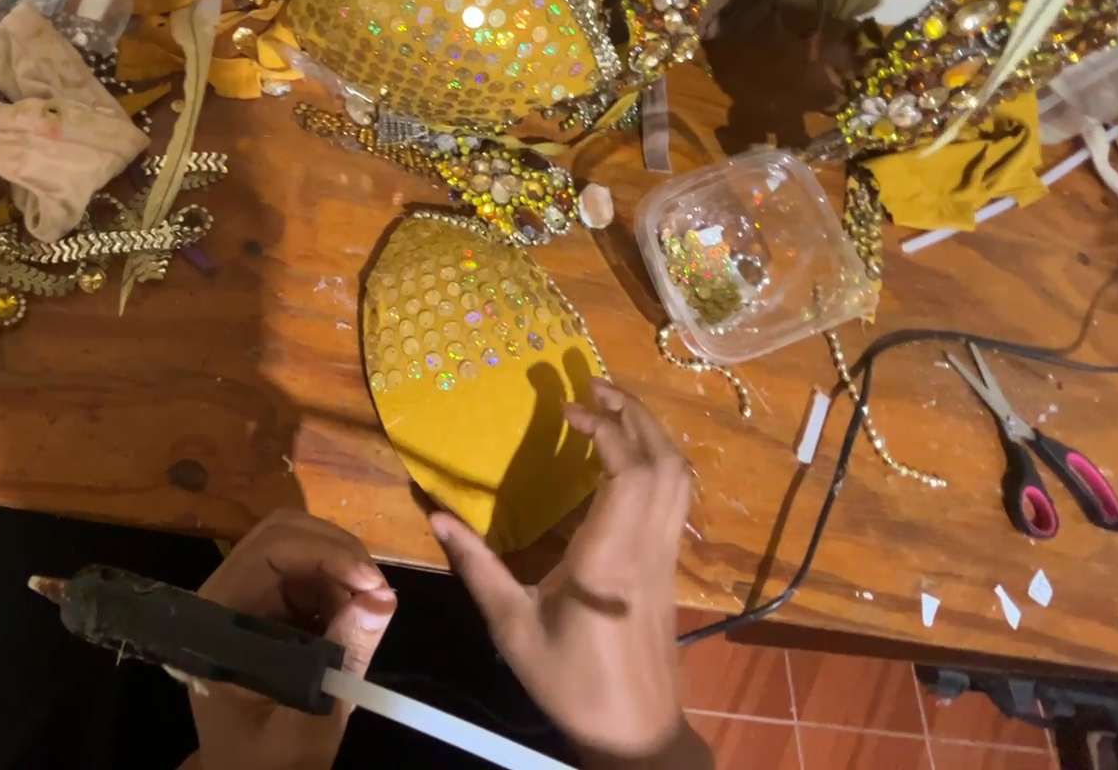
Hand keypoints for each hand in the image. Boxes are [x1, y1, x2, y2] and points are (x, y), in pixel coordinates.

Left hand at [187, 509, 397, 769]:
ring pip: (298, 544)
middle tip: (378, 590)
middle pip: (283, 533)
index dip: (323, 553)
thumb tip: (384, 599)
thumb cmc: (265, 763)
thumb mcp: (309, 724)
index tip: (371, 583)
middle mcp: (227, 592)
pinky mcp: (268, 602)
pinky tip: (355, 615)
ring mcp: (247, 594)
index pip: (268, 551)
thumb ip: (344, 658)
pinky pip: (307, 570)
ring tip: (371, 609)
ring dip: (341, 566)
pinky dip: (338, 582)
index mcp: (218, 616)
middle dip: (337, 551)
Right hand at [431, 378, 694, 766]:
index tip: (568, 408)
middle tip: (593, 385)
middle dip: (635, 413)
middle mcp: (647, 547)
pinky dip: (658, 460)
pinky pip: (677, 498)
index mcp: (610, 556)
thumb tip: (437, 516)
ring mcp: (667, 556)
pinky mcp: (671, 565)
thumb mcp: (511, 625)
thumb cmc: (570, 679)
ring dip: (651, 433)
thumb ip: (476, 565)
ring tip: (611, 408)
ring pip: (680, 479)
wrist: (636, 733)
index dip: (605, 428)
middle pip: (665, 462)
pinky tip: (626, 455)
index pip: (628, 472)